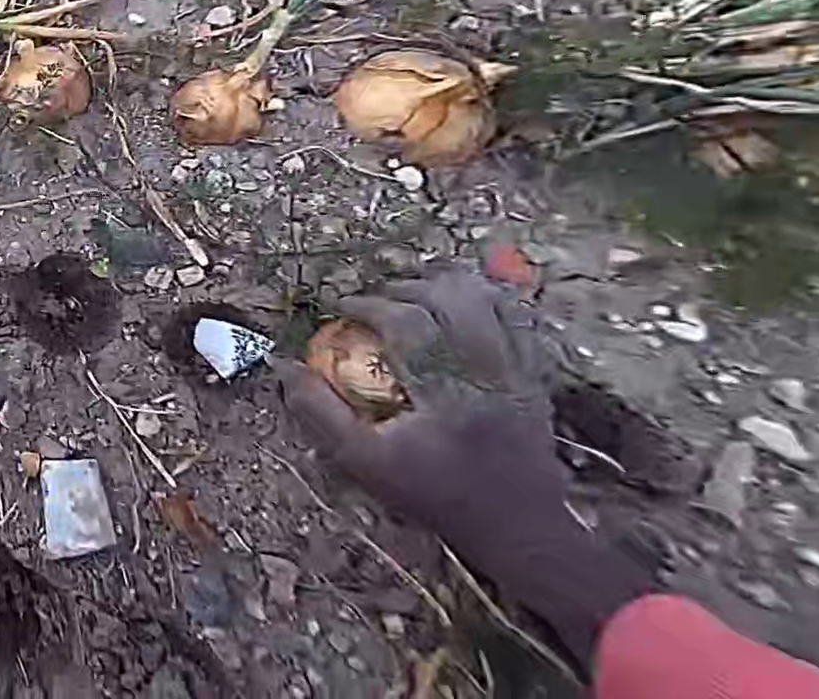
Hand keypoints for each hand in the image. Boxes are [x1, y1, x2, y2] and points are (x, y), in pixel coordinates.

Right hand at [275, 273, 650, 667]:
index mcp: (445, 391)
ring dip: (447, 287)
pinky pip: (519, 321)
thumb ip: (318, 410)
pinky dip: (488, 301)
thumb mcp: (360, 461)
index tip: (341, 309)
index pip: (408, 321)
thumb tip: (282, 364)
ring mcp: (521, 373)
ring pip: (492, 302)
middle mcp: (489, 373)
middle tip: (375, 300)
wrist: (521, 531)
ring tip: (413, 294)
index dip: (368, 304)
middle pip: (453, 298)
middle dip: (406, 287)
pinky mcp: (537, 378)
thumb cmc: (432, 493)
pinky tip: (458, 303)